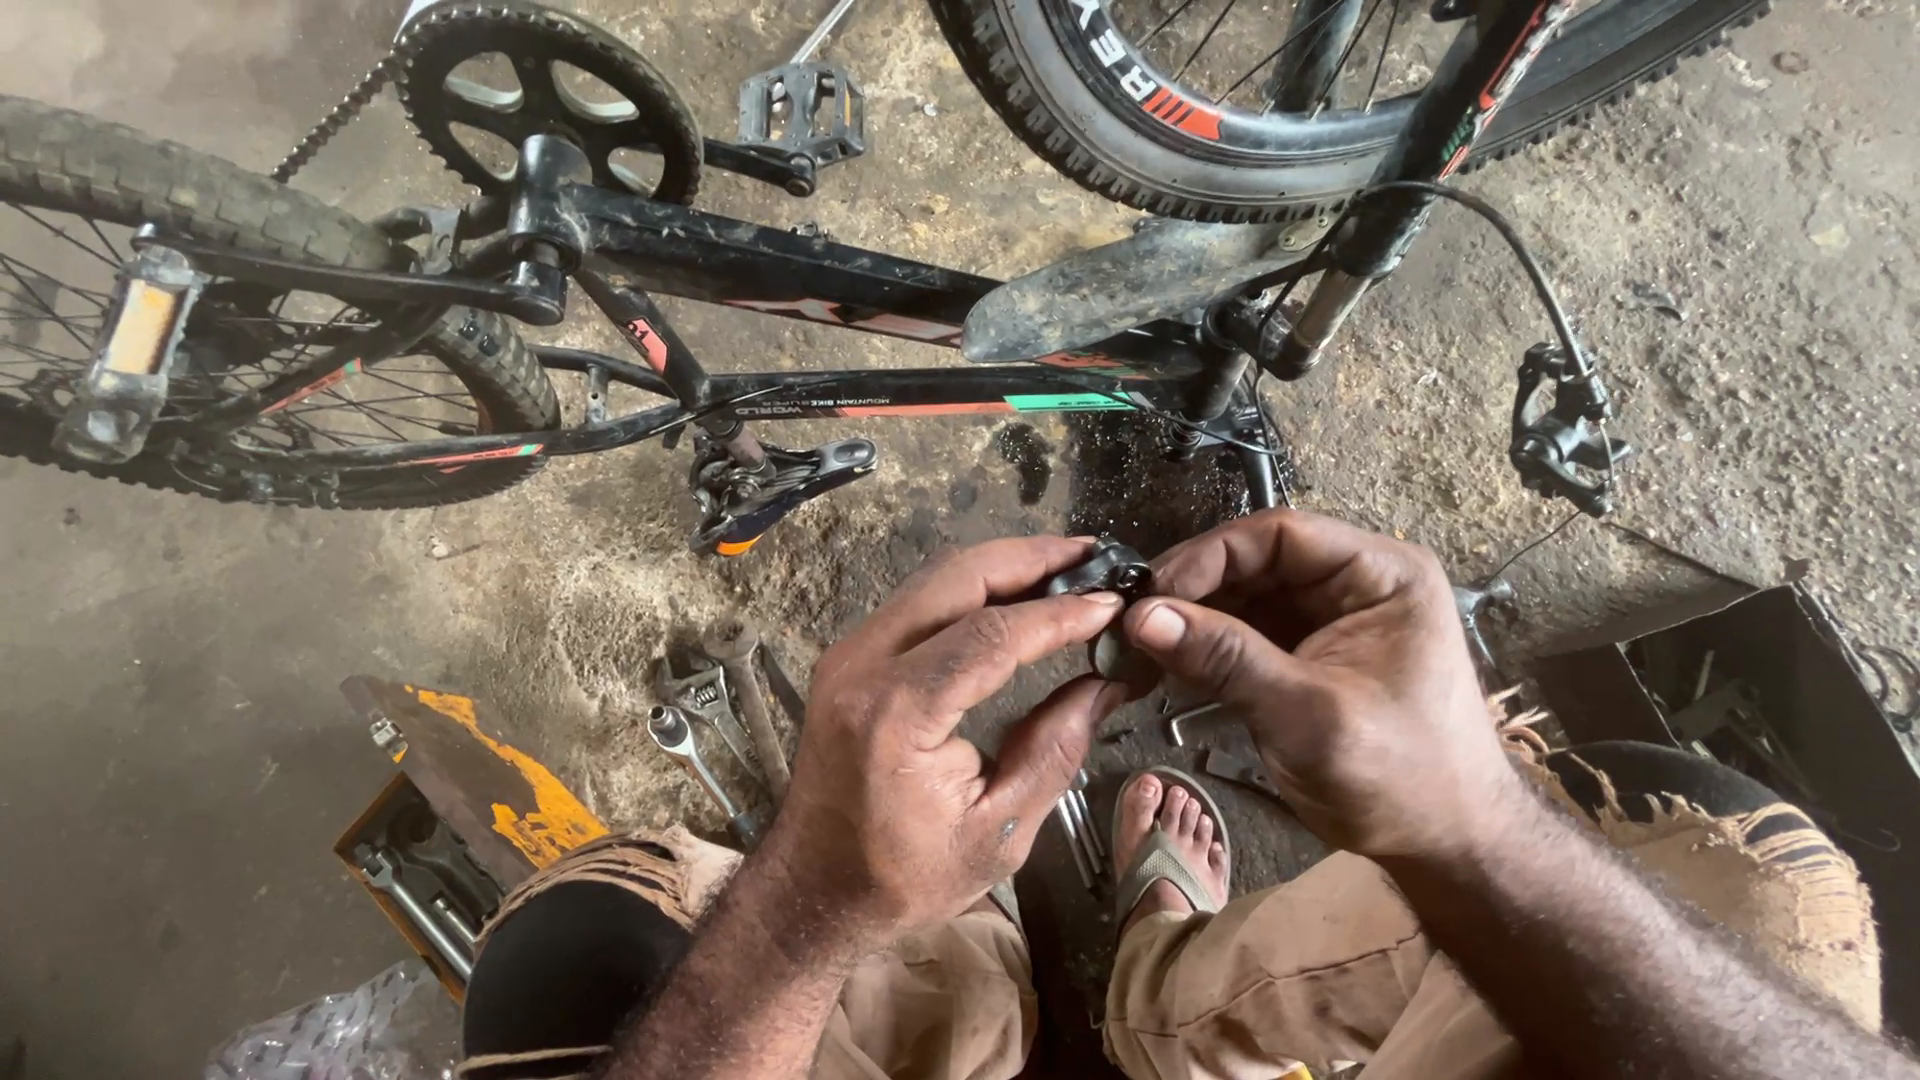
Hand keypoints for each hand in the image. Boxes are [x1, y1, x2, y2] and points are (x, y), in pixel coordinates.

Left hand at [754, 536, 1127, 954]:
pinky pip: (919, 599)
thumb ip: (1054, 751)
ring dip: (1002, 564)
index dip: (1058, 615)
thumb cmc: (901, 877)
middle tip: (1092, 555)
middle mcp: (863, 665)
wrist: (813, 887)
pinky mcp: (849, 655)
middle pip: (956, 577)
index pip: (990, 636)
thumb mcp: (996, 833)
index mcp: (896, 714)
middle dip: (1031, 558)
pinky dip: (972, 586)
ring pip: (934, 577)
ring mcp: (849, 653)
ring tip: (1065, 564)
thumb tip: (1105, 685)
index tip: (1109, 605)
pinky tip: (1013, 593)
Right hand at [1122, 509, 1523, 858]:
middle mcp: (1351, 582)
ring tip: (1138, 645)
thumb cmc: (1399, 777)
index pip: (1279, 534)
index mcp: (1380, 574)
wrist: (1444, 844)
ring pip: (1238, 595)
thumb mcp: (1306, 714)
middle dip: (1191, 590)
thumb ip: (1224, 659)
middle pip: (1252, 561)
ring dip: (1189, 619)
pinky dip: (1201, 646)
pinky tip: (1163, 663)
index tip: (1152, 593)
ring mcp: (1324, 617)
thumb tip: (1140, 617)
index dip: (1209, 556)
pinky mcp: (1301, 651)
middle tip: (1133, 620)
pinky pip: (1240, 631)